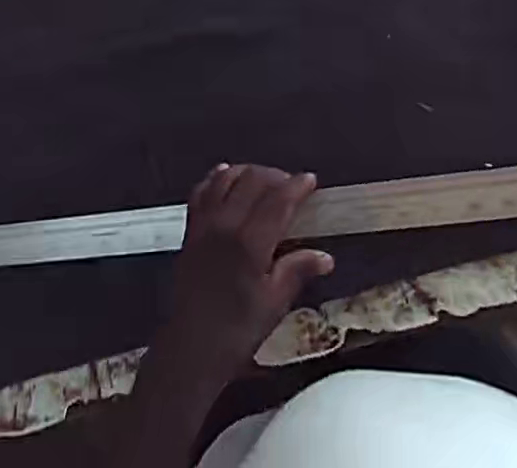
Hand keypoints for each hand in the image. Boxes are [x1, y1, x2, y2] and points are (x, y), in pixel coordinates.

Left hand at [149, 164, 334, 386]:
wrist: (193, 343)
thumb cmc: (239, 328)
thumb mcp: (275, 303)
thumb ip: (297, 271)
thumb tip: (325, 256)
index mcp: (250, 242)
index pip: (276, 201)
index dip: (295, 187)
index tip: (310, 180)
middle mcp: (225, 224)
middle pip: (250, 182)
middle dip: (274, 176)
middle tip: (291, 183)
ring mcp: (204, 223)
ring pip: (224, 180)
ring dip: (246, 172)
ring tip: (263, 178)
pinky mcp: (190, 228)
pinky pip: (201, 191)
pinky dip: (215, 178)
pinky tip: (224, 175)